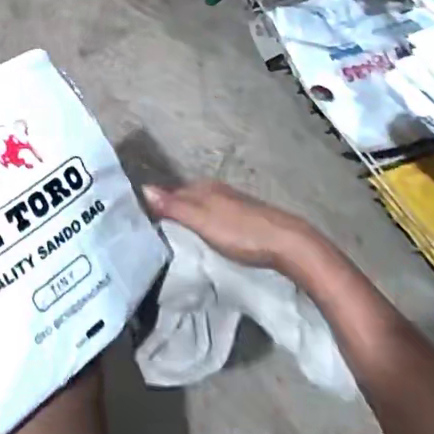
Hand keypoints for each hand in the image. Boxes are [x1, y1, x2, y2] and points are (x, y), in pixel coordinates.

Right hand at [141, 180, 323, 271]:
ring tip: (182, 233)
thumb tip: (142, 188)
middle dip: (173, 208)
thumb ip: (172, 206)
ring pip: (203, 205)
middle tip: (160, 229)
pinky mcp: (249, 216)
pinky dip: (208, 222)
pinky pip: (217, 215)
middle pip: (186, 197)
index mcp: (202, 186)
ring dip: (192, 216)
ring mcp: (234, 202)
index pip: (170, 191)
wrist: (291, 246)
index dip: (158, 203)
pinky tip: (210, 234)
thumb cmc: (240, 233)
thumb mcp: (200, 221)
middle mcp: (216, 189)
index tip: (146, 220)